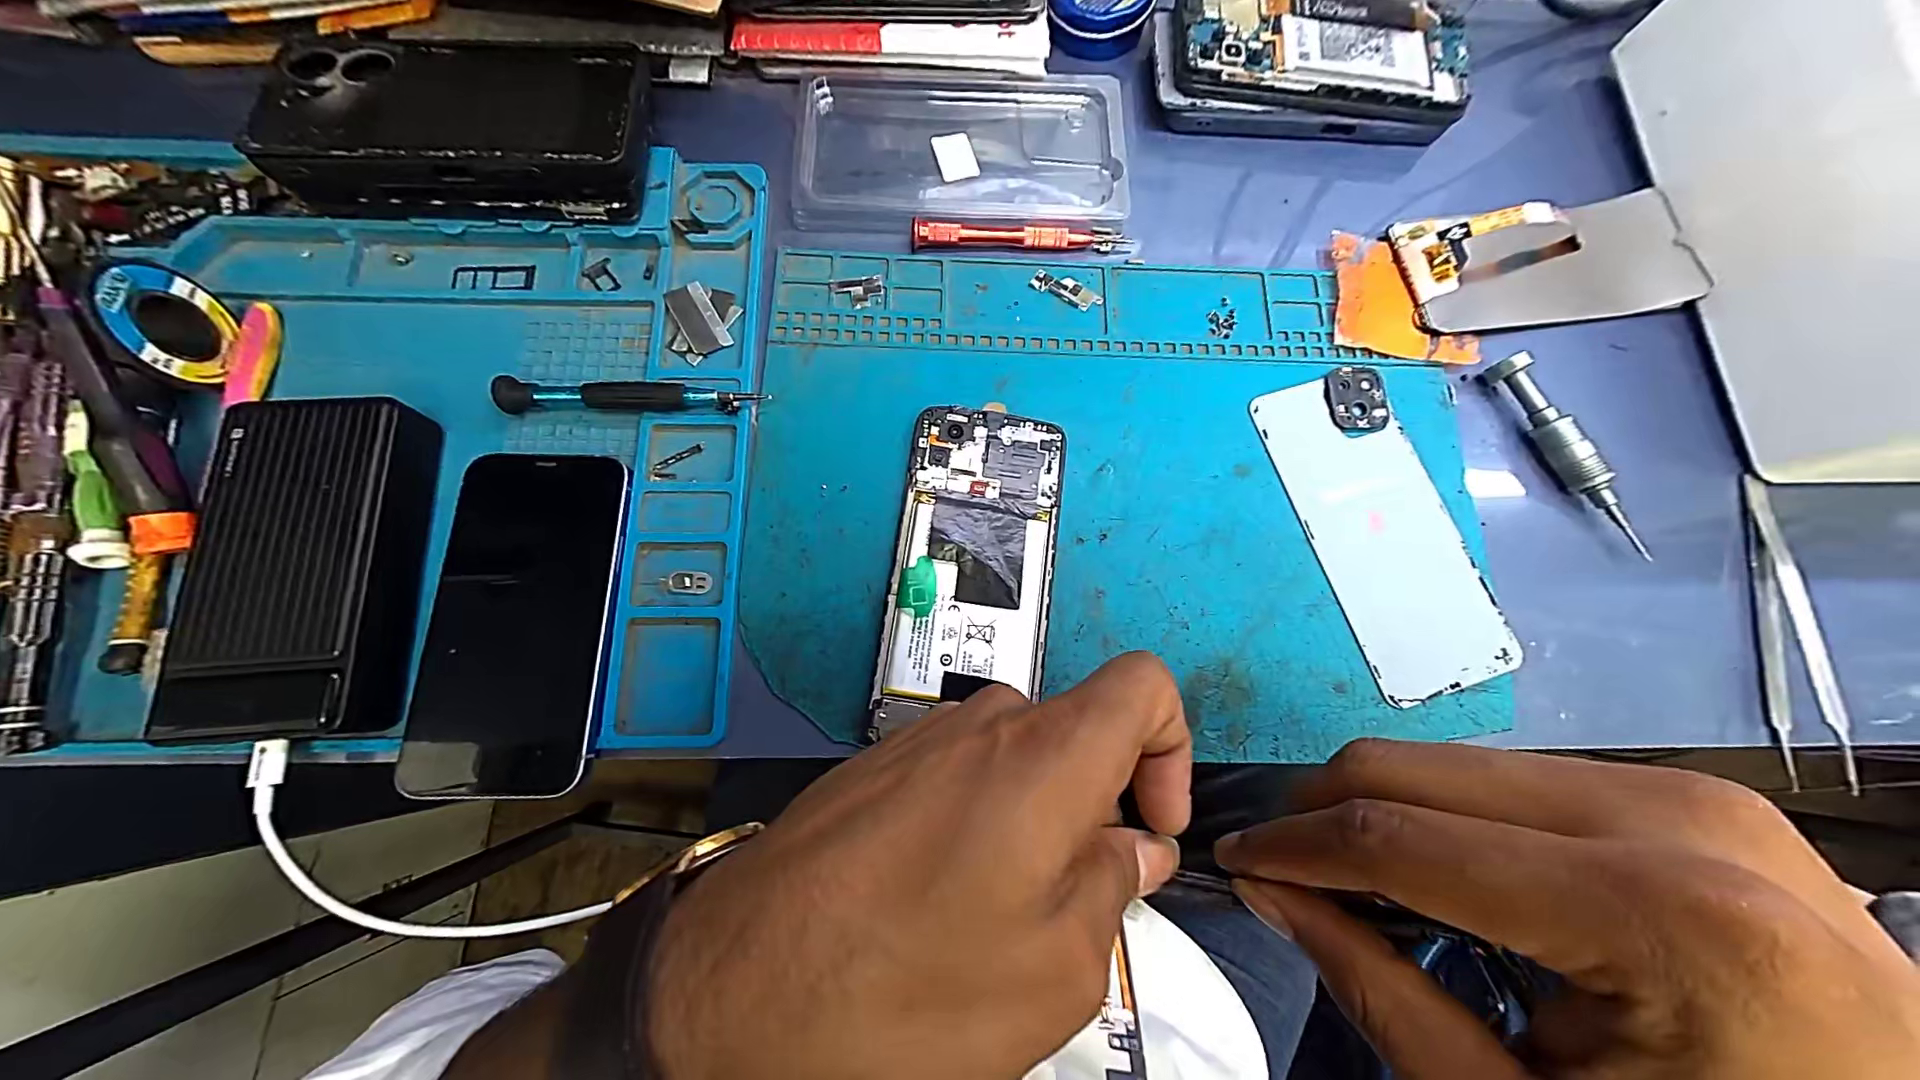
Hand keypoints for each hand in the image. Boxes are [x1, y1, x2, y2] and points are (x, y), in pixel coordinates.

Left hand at [647, 652, 1191, 1079]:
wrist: (734, 987)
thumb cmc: (903, 986)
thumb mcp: (1055, 968)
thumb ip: (1114, 887)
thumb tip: (1132, 847)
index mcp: (1045, 754)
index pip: (1143, 685)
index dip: (1170, 746)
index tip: (1151, 821)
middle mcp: (984, 722)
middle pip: (1078, 732)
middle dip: (1094, 807)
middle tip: (1065, 897)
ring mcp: (923, 735)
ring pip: (1017, 756)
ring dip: (1032, 820)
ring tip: (992, 908)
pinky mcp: (879, 760)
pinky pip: (959, 769)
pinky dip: (977, 817)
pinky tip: (936, 892)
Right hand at [1215, 739, 1919, 1079]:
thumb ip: (1376, 991)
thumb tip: (1268, 892)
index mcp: (1658, 919)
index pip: (1397, 837)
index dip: (1293, 845)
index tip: (1234, 858)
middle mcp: (1676, 819)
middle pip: (1412, 770)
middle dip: (1323, 811)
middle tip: (1283, 864)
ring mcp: (1693, 794)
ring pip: (1452, 760)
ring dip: (1381, 810)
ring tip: (1356, 873)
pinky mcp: (1694, 794)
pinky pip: (1510, 777)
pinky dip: (1446, 814)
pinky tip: (1446, 871)